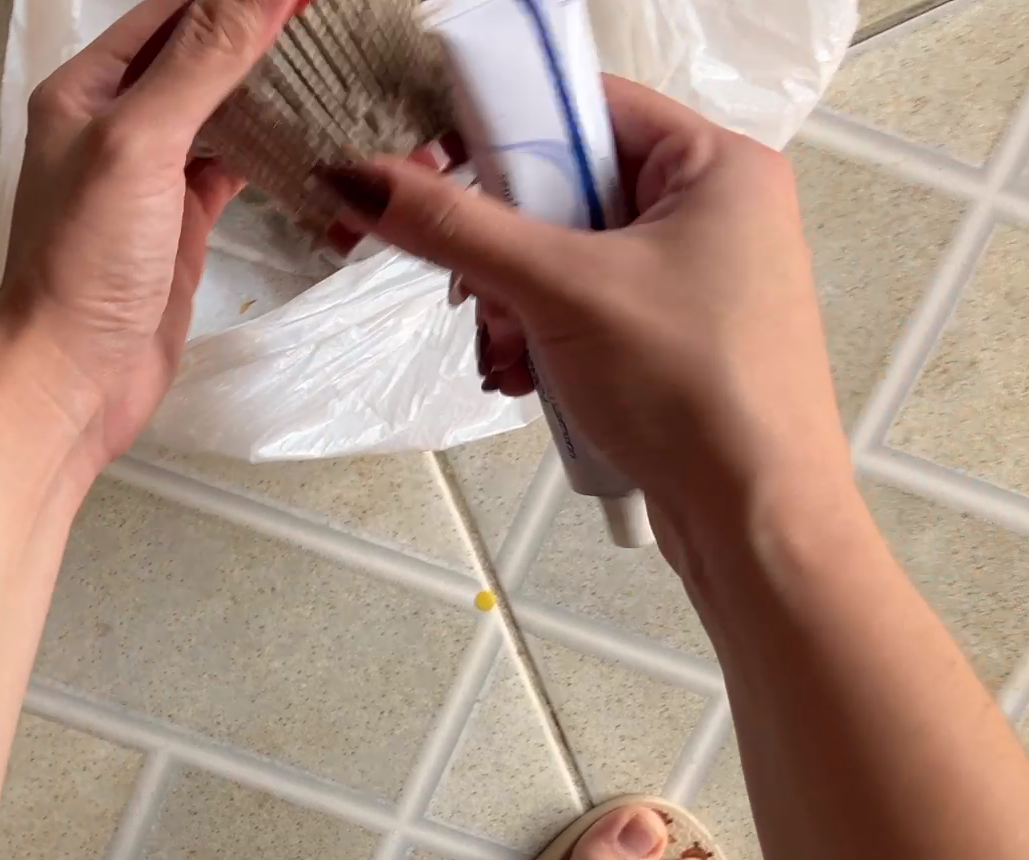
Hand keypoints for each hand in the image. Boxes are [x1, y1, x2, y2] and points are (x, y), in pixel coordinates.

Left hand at [0, 0, 294, 465]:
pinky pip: (229, 174)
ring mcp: (151, 183)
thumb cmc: (86, 261)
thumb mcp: (136, 145)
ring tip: (339, 66)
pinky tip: (310, 136)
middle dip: (262, 38)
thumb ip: (200, 61)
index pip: (172, 14)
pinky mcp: (180, 231)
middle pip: (199, 61)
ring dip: (270, 96)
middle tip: (337, 26)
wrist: (72, 378)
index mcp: (87, 92)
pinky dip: (267, 155)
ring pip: (219, 119)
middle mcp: (116, 129)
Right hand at [322, 78, 850, 532]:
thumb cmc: (689, 385)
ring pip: (541, 262)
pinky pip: (554, 308)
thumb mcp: (559, 289)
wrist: (741, 505)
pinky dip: (522, 340)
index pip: (574, 109)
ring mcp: (669, 273)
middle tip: (476, 299)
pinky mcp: (643, 327)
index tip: (421, 181)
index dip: (491, 138)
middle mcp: (693, 209)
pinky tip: (520, 377)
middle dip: (492, 259)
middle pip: (548, 195)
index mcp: (707, 164)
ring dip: (500, 311)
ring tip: (508, 358)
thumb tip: (364, 182)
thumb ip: (456, 229)